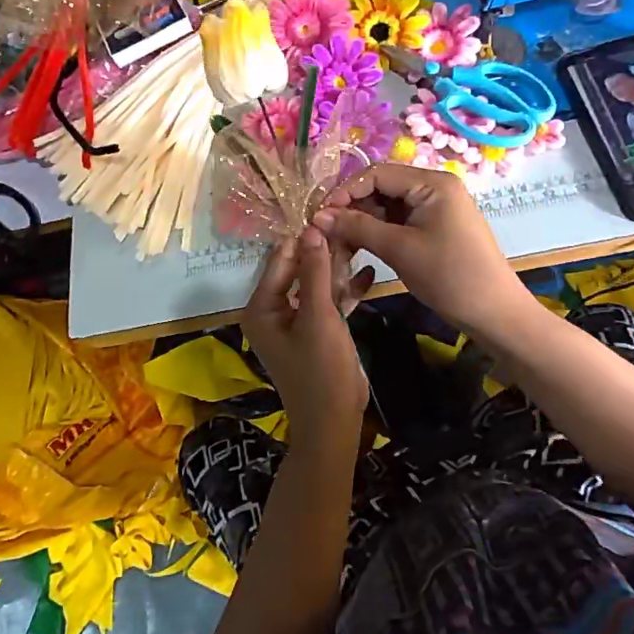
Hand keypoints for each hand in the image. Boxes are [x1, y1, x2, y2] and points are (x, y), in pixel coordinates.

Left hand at [242, 228, 368, 446]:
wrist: (334, 421)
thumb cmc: (321, 369)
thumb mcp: (319, 317)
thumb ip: (315, 272)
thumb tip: (311, 229)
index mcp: (262, 307)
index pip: (281, 260)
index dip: (304, 236)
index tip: (331, 211)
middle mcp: (274, 311)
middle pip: (300, 270)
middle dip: (325, 250)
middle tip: (353, 224)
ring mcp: (297, 321)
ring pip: (318, 284)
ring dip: (339, 268)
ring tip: (364, 241)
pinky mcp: (319, 331)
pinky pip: (330, 302)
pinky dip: (347, 291)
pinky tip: (371, 273)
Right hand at [314, 164, 532, 335]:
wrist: (493, 311)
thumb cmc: (449, 276)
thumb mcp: (399, 249)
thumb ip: (357, 227)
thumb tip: (318, 215)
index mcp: (432, 182)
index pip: (378, 173)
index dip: (346, 191)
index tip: (319, 214)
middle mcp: (435, 187)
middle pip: (383, 186)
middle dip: (353, 206)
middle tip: (325, 230)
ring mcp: (437, 208)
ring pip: (389, 205)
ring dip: (363, 221)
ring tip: (339, 241)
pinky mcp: (436, 227)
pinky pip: (401, 221)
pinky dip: (379, 231)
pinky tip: (360, 246)